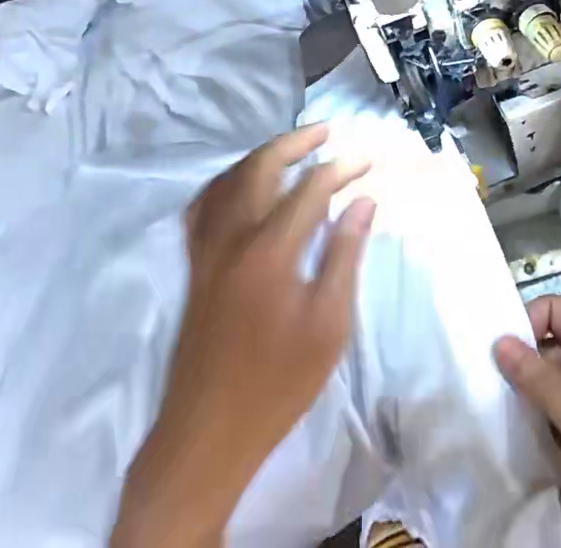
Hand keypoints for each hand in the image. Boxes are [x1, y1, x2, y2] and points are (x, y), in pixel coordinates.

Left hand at [111, 125, 375, 547]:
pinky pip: (204, 204)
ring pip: (228, 179)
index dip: (342, 169)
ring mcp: (206, 247)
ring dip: (261, 155)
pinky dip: (227, 182)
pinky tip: (242, 184)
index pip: (310, 188)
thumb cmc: (279, 383)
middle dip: (295, 141)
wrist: (209, 430)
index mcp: (269, 250)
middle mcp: (231, 236)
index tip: (367, 161)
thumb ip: (345, 254)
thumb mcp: (329, 324)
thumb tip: (364, 201)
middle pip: (260, 167)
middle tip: (327, 130)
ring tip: (292, 148)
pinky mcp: (193, 263)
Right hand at [493, 296, 560, 547]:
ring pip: (556, 380)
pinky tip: (520, 435)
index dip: (524, 325)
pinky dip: (544, 419)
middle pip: (552, 343)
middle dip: (520, 362)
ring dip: (530, 394)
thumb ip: (543, 383)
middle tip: (482, 387)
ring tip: (493, 411)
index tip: (491, 356)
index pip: (554, 310)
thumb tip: (497, 342)